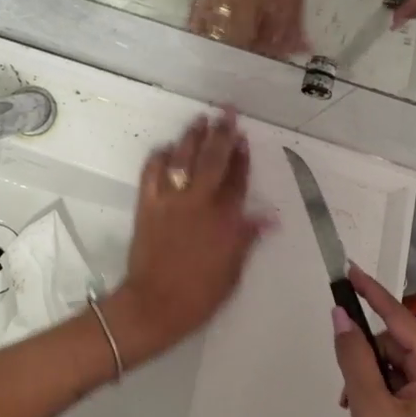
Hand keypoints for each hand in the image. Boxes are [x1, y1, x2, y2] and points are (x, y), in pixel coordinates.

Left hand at [103, 111, 268, 363]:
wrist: (155, 304)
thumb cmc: (200, 295)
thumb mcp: (233, 271)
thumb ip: (247, 238)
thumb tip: (267, 217)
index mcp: (225, 221)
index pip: (237, 182)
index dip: (242, 159)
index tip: (244, 139)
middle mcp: (199, 204)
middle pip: (213, 161)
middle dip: (222, 134)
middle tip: (227, 112)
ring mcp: (171, 201)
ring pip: (183, 159)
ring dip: (192, 137)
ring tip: (201, 119)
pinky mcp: (147, 204)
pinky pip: (152, 173)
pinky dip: (159, 157)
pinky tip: (166, 147)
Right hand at [333, 265, 415, 416]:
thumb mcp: (370, 405)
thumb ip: (354, 356)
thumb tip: (341, 315)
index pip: (400, 319)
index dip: (371, 293)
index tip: (348, 270)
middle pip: (398, 346)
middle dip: (367, 357)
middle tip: (345, 386)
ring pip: (400, 369)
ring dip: (373, 380)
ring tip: (356, 410)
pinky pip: (410, 389)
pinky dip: (386, 395)